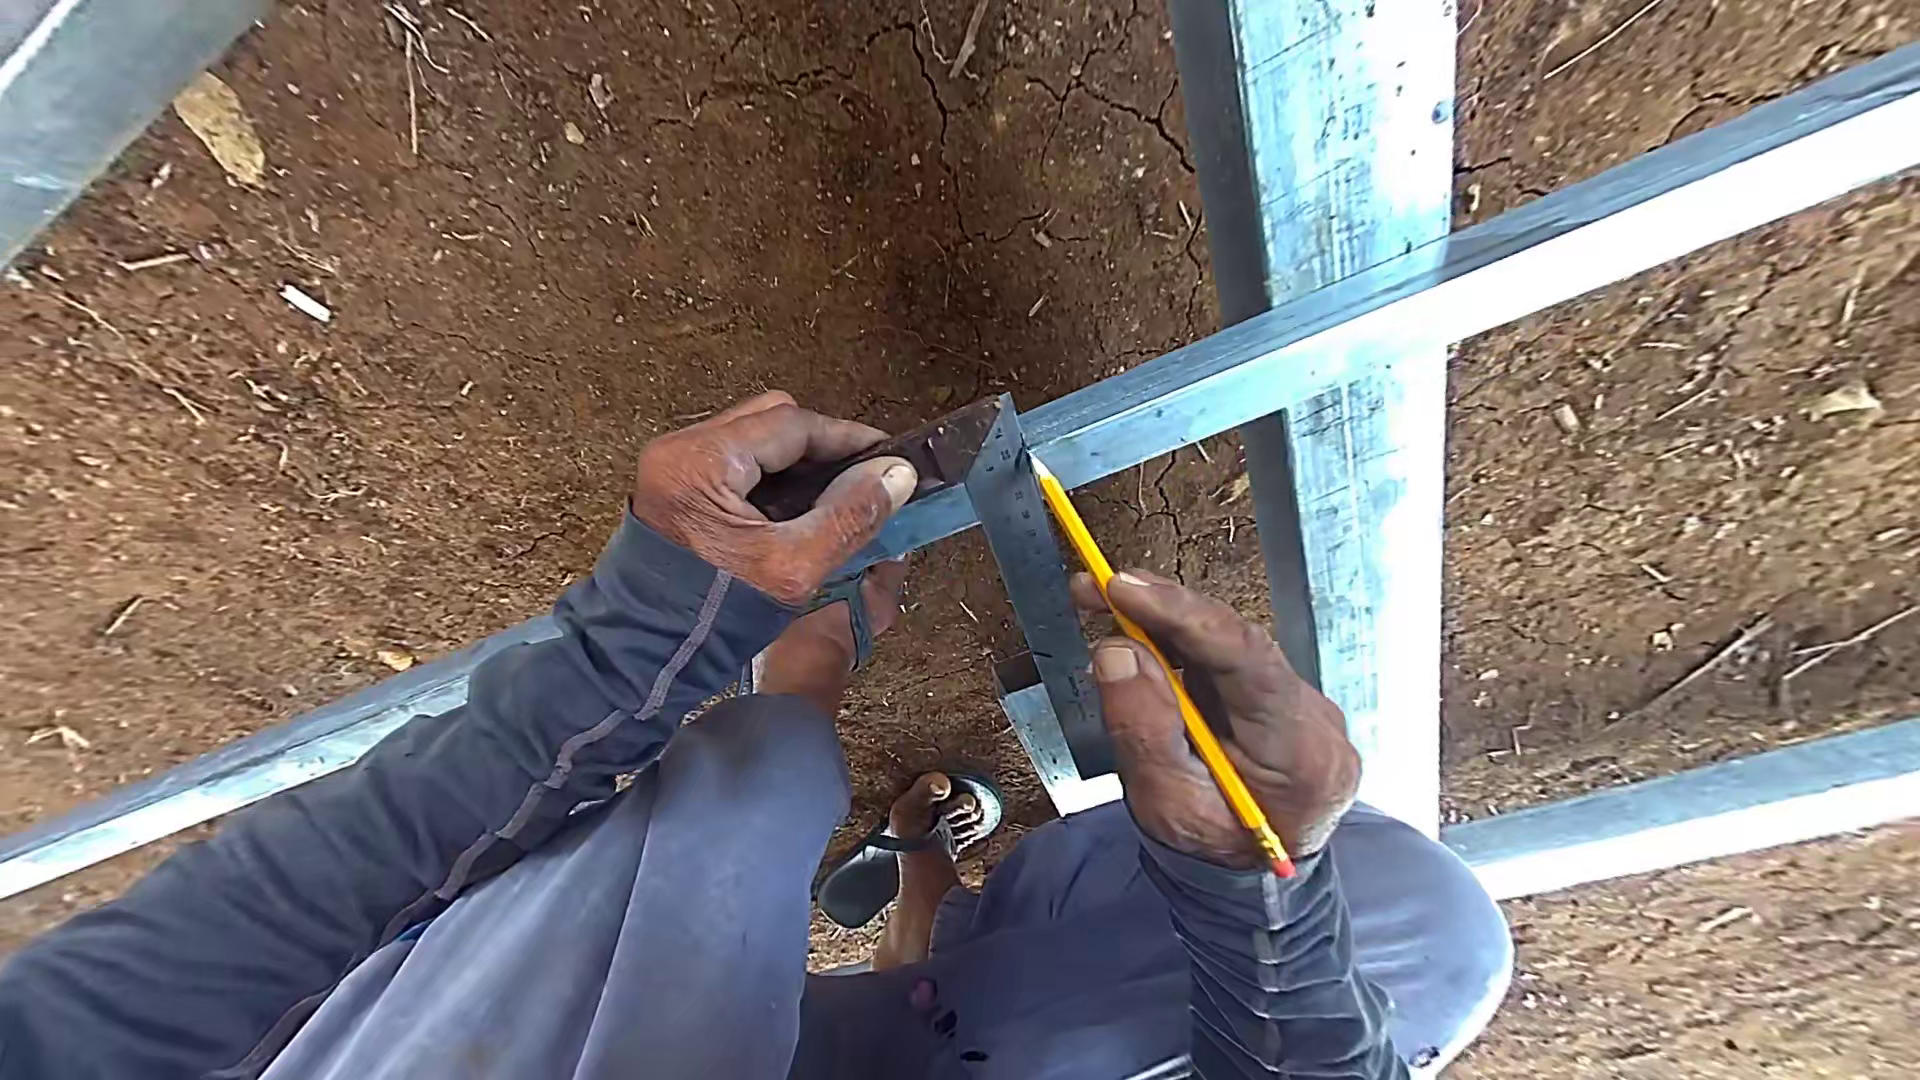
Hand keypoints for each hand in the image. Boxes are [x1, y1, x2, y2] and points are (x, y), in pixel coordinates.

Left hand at [630, 392, 916, 605]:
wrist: (645, 656)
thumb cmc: (711, 617)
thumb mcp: (794, 568)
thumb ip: (850, 517)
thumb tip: (896, 476)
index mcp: (701, 462)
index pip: (792, 424)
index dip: (847, 437)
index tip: (886, 455)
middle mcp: (682, 450)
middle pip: (772, 419)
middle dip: (824, 444)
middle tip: (864, 472)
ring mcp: (676, 466)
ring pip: (758, 437)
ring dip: (801, 459)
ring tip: (840, 488)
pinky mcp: (679, 485)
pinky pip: (740, 460)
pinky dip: (777, 474)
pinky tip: (804, 502)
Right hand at [1073, 570, 1359, 865]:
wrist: (1249, 876)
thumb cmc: (1211, 849)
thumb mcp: (1166, 805)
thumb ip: (1142, 728)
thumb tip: (1116, 652)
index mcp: (1300, 750)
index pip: (1245, 658)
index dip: (1180, 615)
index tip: (1121, 590)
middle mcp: (1309, 714)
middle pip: (1232, 638)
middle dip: (1161, 608)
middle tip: (1097, 587)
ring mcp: (1293, 699)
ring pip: (1221, 638)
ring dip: (1159, 618)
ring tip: (1102, 601)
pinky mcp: (1267, 692)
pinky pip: (1216, 650)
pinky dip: (1170, 636)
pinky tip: (1133, 629)